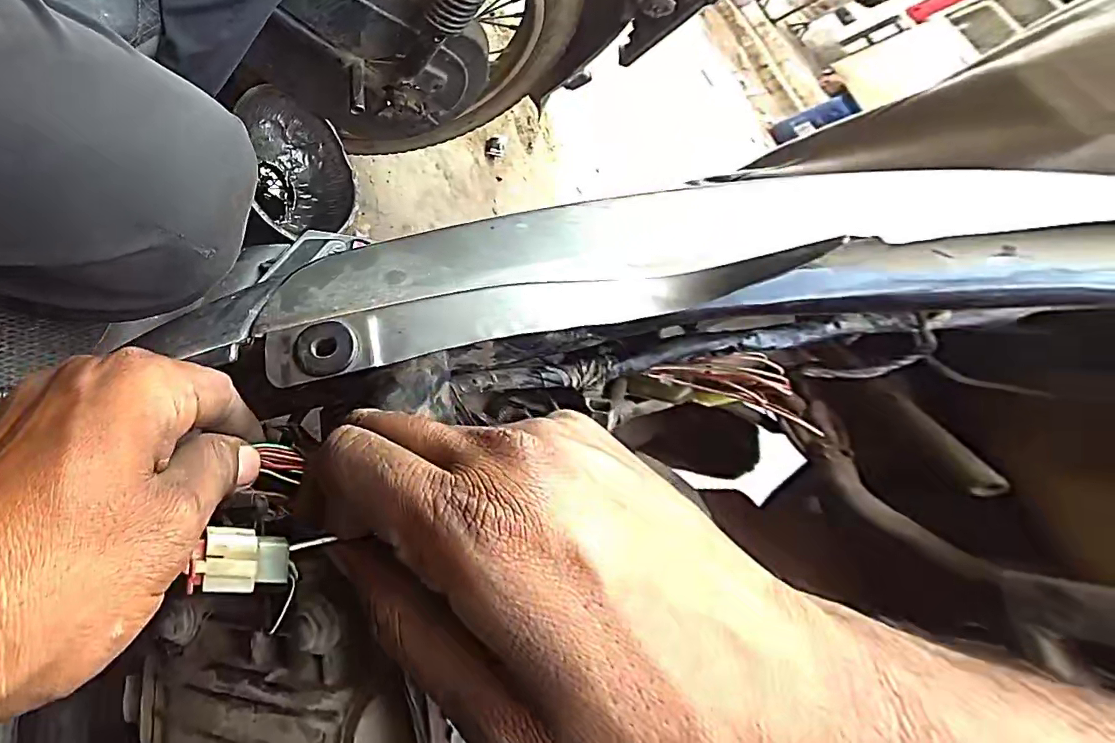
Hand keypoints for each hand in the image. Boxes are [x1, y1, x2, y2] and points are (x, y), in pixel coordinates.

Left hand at [0, 350, 261, 736]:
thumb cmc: (37, 582)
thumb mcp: (165, 532)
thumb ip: (213, 476)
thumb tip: (232, 455)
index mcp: (128, 385)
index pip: (214, 388)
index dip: (243, 430)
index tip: (250, 460)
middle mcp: (76, 379)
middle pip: (161, 402)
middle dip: (189, 450)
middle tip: (205, 508)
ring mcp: (32, 406)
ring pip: (114, 424)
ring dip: (141, 466)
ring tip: (145, 532)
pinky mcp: (2, 439)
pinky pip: (71, 441)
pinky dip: (96, 473)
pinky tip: (91, 529)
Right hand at [311, 410, 885, 742]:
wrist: (809, 711)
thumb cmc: (663, 735)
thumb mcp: (502, 721)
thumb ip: (401, 623)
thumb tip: (352, 560)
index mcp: (476, 531)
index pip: (347, 452)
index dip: (327, 487)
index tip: (336, 522)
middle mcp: (508, 461)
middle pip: (382, 424)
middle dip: (366, 473)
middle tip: (386, 534)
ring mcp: (552, 439)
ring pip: (436, 429)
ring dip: (428, 475)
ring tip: (470, 545)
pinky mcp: (584, 435)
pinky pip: (493, 433)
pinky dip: (481, 469)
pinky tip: (523, 528)